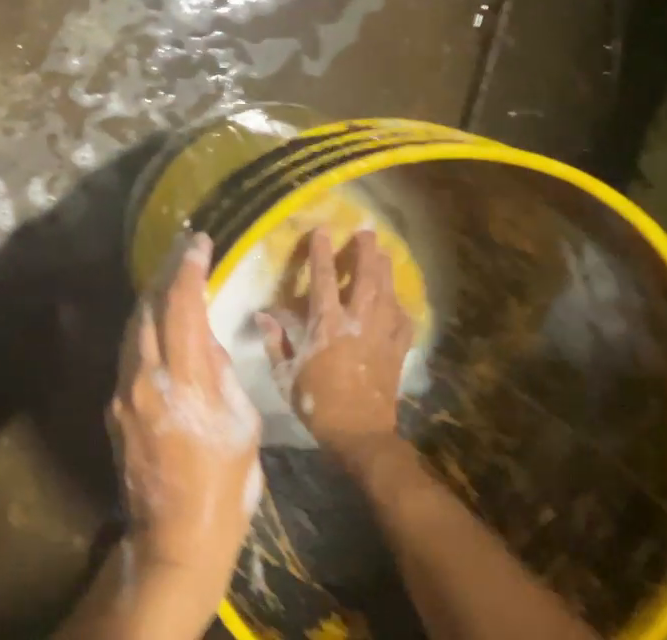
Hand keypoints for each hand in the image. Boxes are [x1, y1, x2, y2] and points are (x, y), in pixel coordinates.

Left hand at [109, 232, 261, 605]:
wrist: (175, 535)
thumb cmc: (226, 485)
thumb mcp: (242, 426)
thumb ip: (220, 375)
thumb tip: (205, 341)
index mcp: (184, 379)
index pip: (181, 305)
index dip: (189, 268)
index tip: (199, 242)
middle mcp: (144, 377)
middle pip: (147, 308)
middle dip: (164, 274)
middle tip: (182, 249)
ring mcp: (122, 393)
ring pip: (132, 329)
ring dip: (150, 299)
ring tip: (169, 278)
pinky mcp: (113, 408)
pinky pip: (127, 355)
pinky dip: (142, 330)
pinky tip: (156, 325)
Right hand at [259, 229, 414, 472]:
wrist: (360, 434)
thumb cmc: (317, 403)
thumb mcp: (284, 375)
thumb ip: (274, 341)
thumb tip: (263, 314)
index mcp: (327, 326)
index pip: (324, 279)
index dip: (322, 253)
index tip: (322, 230)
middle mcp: (358, 323)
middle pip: (365, 278)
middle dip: (365, 252)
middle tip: (366, 232)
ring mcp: (382, 336)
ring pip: (387, 294)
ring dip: (385, 270)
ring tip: (384, 252)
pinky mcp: (397, 351)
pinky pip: (403, 322)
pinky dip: (400, 307)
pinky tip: (397, 300)